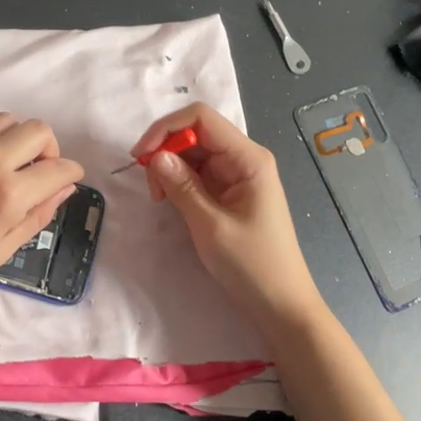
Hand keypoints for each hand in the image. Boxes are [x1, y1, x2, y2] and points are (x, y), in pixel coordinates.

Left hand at [0, 113, 84, 317]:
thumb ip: (36, 215)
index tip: (70, 180)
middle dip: (49, 149)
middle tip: (41, 174)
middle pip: (36, 130)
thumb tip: (63, 189)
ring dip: (19, 139)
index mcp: (7, 195)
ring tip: (13, 168)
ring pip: (6, 120)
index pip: (56, 168)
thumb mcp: (1, 251)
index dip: (71, 173)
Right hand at [133, 103, 323, 327]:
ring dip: (169, 169)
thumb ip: (182, 186)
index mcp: (248, 158)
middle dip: (165, 151)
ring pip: (193, 154)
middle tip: (150, 188)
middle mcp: (243, 159)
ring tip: (160, 200)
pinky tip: (171, 203)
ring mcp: (236, 176)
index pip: (201, 118)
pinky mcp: (229, 193)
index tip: (141, 157)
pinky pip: (198, 174)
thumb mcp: (210, 225)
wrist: (279, 301)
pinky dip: (178, 183)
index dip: (166, 129)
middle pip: (195, 133)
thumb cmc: (251, 264)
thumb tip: (155, 156)